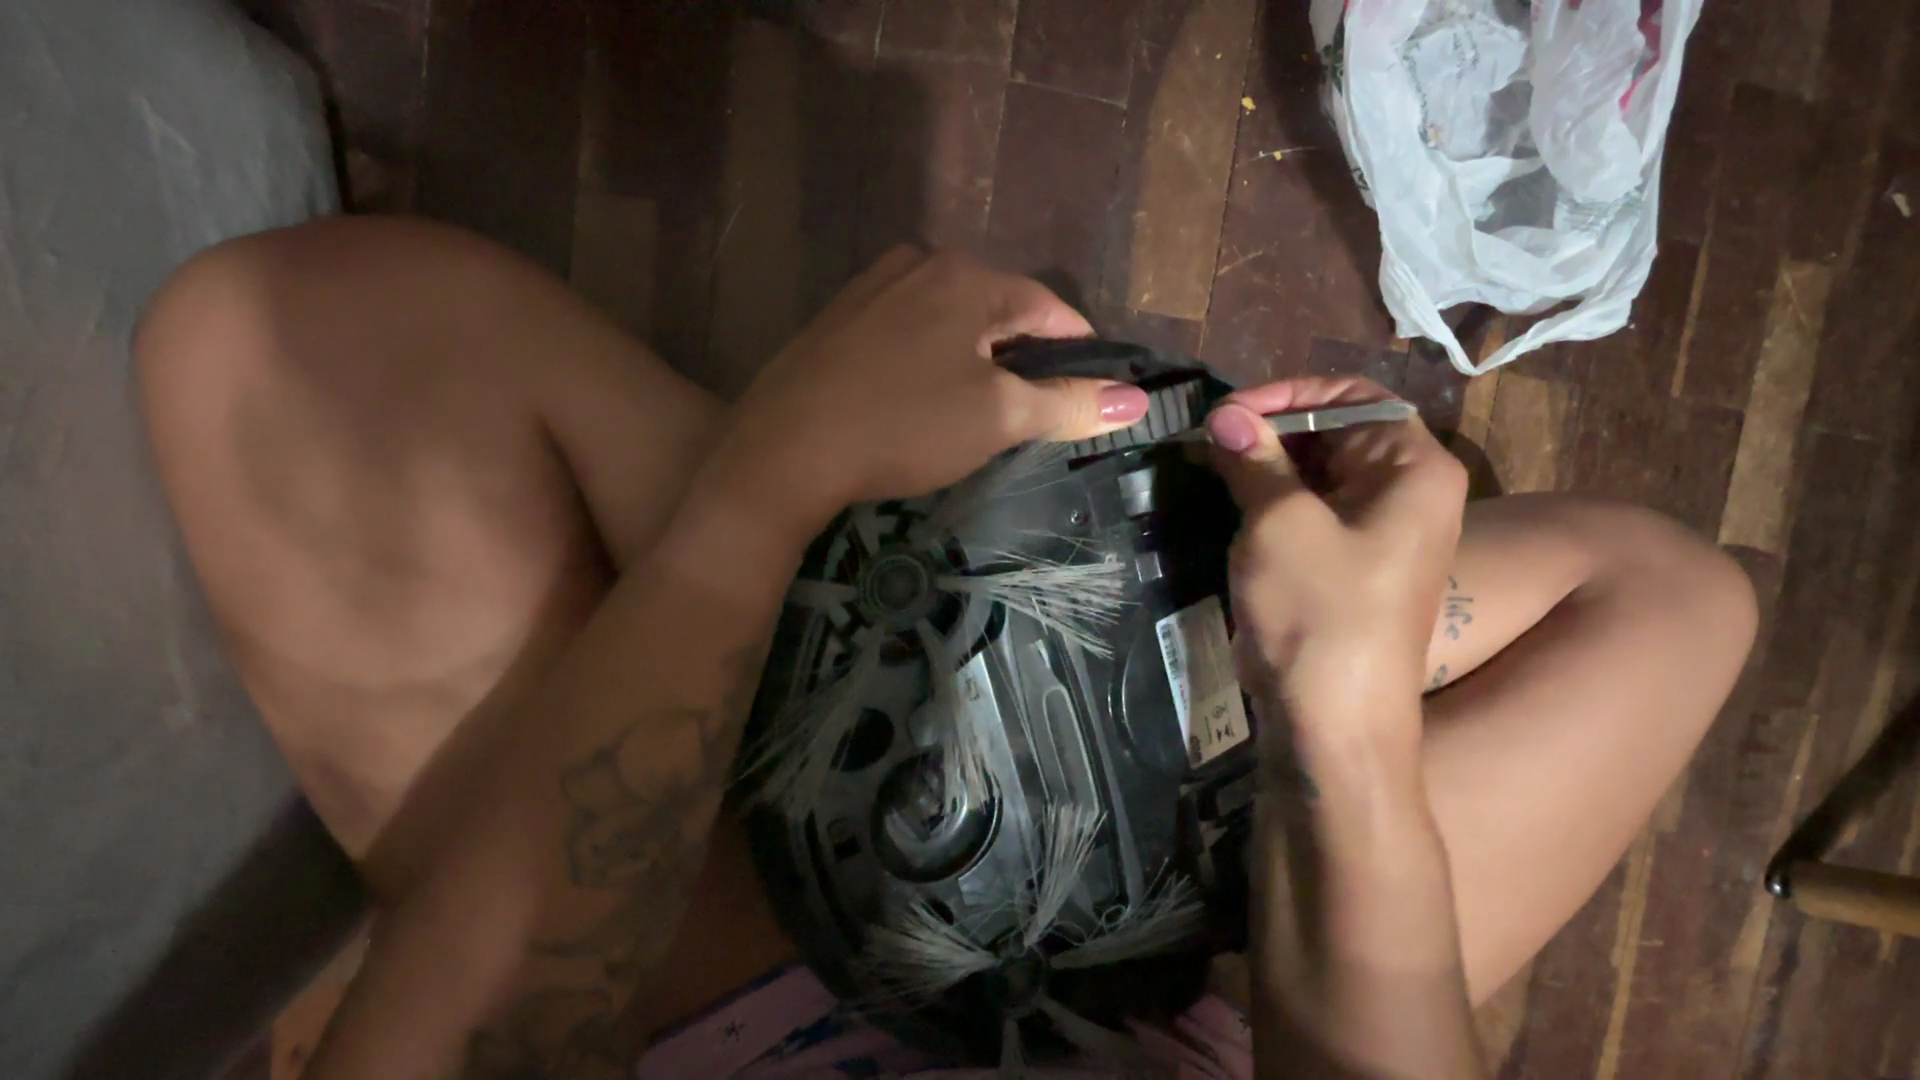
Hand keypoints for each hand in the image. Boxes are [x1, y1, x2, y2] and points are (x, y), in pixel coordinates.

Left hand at [710, 248, 1149, 523]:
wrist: (782, 449)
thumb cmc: (903, 427)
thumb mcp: (997, 418)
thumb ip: (1069, 403)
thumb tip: (1139, 400)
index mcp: (969, 277)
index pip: (1051, 310)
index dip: (1078, 354)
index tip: (1084, 398)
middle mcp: (920, 263)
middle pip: (999, 311)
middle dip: (1021, 359)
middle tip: (1024, 417)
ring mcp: (872, 287)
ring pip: (950, 321)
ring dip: (973, 361)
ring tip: (971, 415)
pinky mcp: (838, 318)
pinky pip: (907, 332)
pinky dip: (928, 361)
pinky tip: (916, 402)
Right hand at [1207, 377, 1466, 753]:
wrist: (1333, 719)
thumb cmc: (1317, 610)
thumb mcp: (1278, 522)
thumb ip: (1252, 458)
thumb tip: (1223, 415)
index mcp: (1414, 468)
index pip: (1354, 397)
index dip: (1289, 394)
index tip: (1228, 413)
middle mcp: (1410, 492)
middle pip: (1339, 432)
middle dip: (1272, 429)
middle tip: (1210, 441)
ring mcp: (1383, 532)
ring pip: (1321, 472)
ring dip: (1267, 464)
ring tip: (1212, 468)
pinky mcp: (1353, 564)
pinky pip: (1315, 510)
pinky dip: (1274, 498)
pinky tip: (1232, 502)